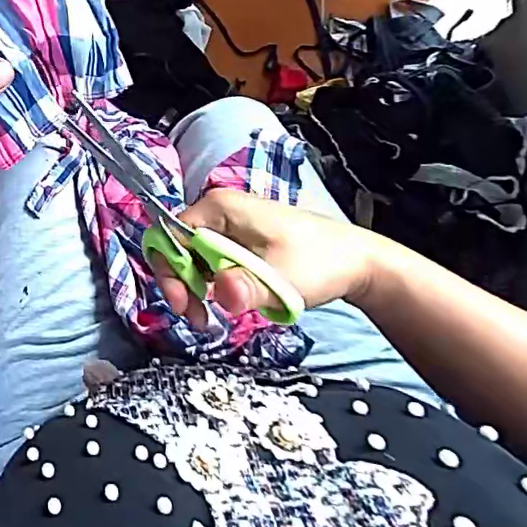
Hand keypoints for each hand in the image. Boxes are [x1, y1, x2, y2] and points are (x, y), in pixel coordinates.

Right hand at [154, 189, 389, 323]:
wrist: (357, 262)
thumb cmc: (321, 261)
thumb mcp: (283, 279)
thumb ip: (249, 288)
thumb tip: (222, 292)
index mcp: (219, 208)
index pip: (169, 235)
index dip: (170, 271)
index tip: (185, 304)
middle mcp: (217, 212)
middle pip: (177, 248)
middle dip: (181, 285)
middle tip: (199, 318)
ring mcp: (228, 226)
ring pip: (191, 259)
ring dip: (195, 290)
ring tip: (212, 318)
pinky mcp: (238, 243)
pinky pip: (210, 263)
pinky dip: (212, 287)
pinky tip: (229, 303)